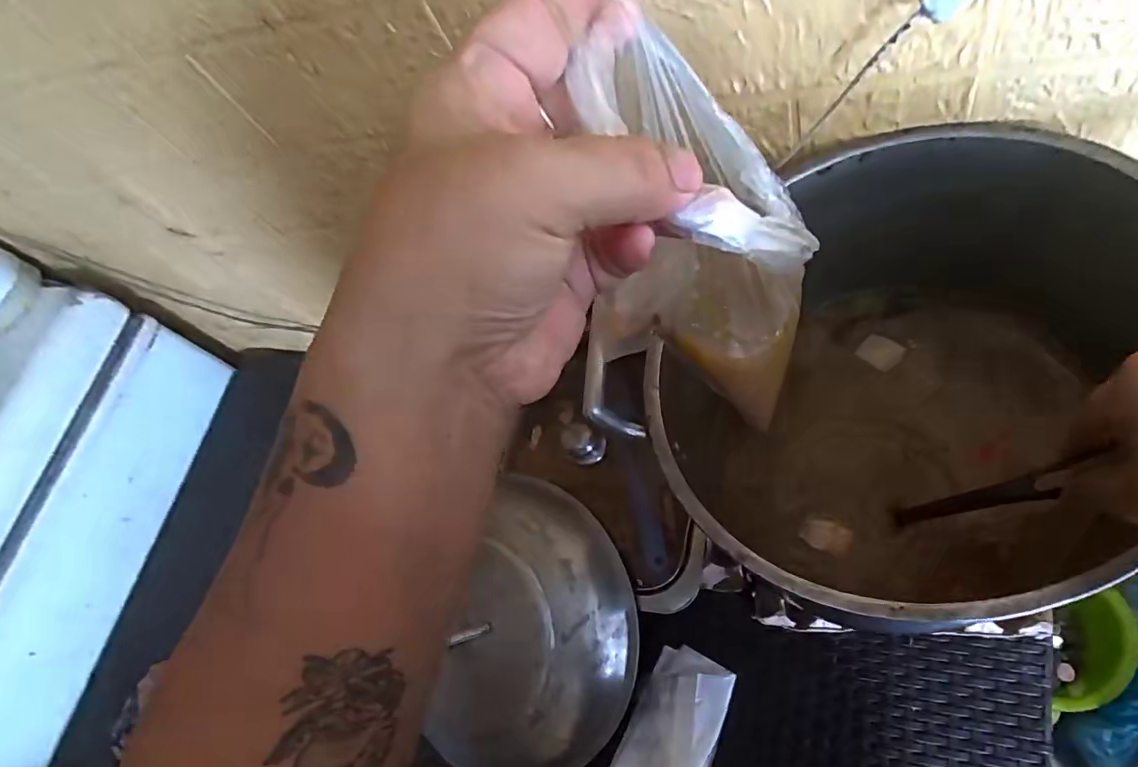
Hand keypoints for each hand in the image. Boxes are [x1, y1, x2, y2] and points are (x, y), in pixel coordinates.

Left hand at [319, 0, 700, 409]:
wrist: (447, 362)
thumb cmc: (463, 251)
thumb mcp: (534, 185)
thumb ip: (619, 169)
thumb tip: (690, 177)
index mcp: (480, 98)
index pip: (535, 32)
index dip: (582, 15)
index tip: (634, 14)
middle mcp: (514, 150)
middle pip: (590, 113)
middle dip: (637, 122)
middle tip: (686, 129)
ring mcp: (546, 214)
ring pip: (617, 184)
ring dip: (651, 194)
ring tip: (683, 208)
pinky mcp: (571, 268)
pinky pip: (621, 237)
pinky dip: (639, 239)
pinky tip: (643, 247)